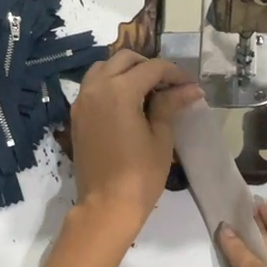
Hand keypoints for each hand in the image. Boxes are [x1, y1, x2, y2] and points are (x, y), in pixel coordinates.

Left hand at [68, 51, 201, 238]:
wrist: (106, 206)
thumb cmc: (140, 174)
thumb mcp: (161, 137)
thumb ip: (170, 105)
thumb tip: (190, 89)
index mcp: (119, 91)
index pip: (152, 68)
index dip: (174, 73)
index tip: (189, 86)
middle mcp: (96, 88)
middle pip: (124, 60)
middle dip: (148, 66)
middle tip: (168, 86)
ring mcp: (81, 101)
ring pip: (103, 68)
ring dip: (126, 71)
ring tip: (147, 91)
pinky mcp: (76, 116)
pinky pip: (92, 87)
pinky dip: (110, 84)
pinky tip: (127, 103)